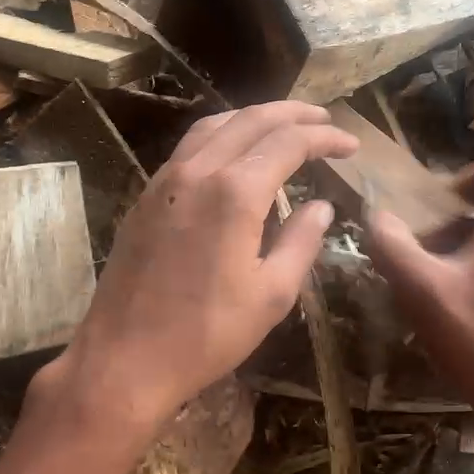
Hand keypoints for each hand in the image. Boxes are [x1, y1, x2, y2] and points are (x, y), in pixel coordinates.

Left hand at [45, 101, 358, 429]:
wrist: (123, 360)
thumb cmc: (206, 334)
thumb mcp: (272, 295)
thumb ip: (301, 241)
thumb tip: (321, 207)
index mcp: (234, 192)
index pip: (289, 143)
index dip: (324, 138)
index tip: (351, 145)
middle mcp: (198, 171)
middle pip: (251, 120)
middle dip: (293, 114)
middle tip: (324, 120)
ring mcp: (165, 180)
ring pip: (215, 125)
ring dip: (254, 117)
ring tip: (282, 124)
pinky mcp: (146, 196)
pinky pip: (190, 146)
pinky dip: (222, 134)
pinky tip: (233, 152)